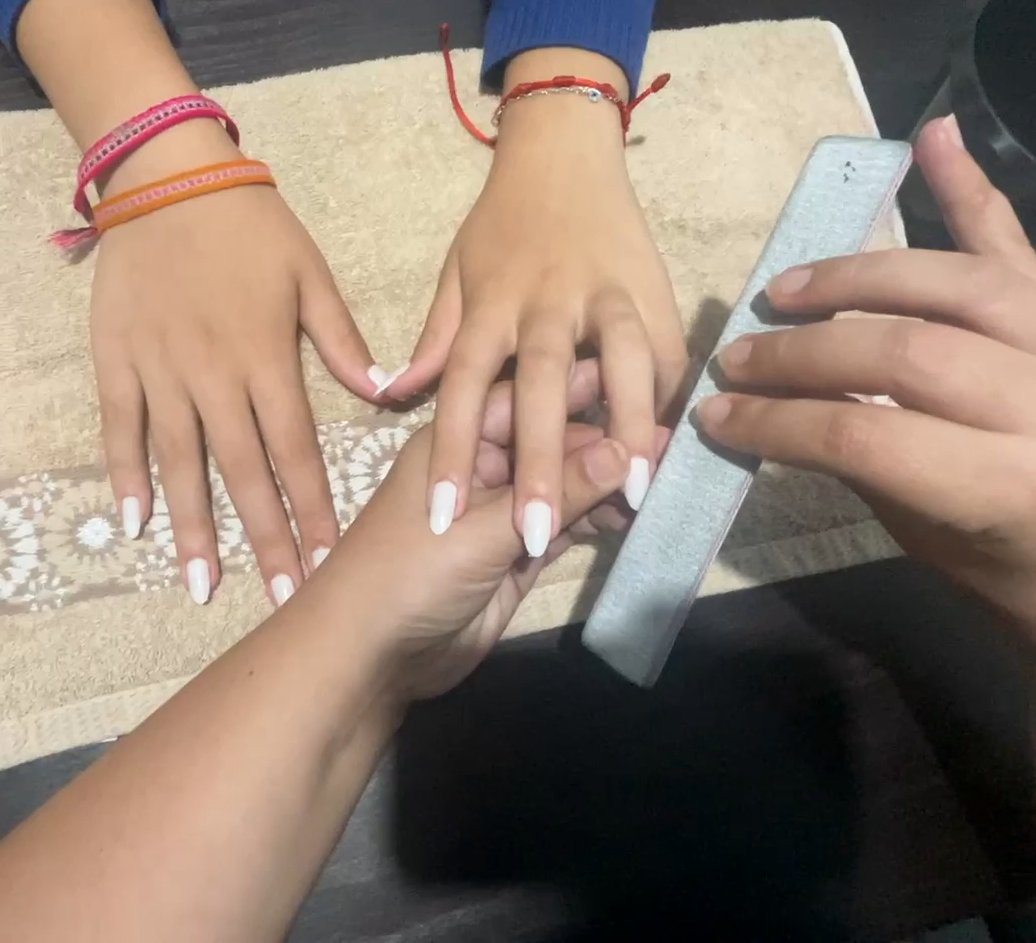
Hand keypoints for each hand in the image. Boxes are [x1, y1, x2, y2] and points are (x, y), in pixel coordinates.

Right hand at [91, 124, 384, 607]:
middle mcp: (215, 377)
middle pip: (243, 471)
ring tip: (201, 583)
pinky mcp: (116, 361)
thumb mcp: (311, 274)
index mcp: (267, 358)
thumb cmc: (251, 226)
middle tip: (278, 595)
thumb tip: (385, 392)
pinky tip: (134, 522)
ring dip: (193, 525)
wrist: (168, 178)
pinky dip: (125, 474)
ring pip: (180, 461)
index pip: (296, 449)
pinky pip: (120, 427)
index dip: (313, 506)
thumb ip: (344, 339)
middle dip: (264, 536)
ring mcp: (160, 372)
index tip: (325, 559)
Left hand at [312, 362, 665, 699]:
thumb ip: (556, 492)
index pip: (524, 400)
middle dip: (603, 445)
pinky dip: (594, 522)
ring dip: (604, 486)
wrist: (371, 656)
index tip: (634, 379)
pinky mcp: (515, 555)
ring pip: (561, 488)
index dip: (577, 390)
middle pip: (550, 445)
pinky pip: (563, 527)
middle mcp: (482, 467)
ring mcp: (500, 513)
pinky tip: (632, 515)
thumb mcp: (484, 529)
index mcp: (457, 438)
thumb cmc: (410, 571)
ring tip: (660, 480)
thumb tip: (626, 451)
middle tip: (665, 441)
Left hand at [385, 48, 686, 559]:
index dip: (449, 451)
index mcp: (490, 303)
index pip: (462, 385)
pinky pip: (659, 352)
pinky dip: (661, 398)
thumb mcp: (456, 276)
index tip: (442, 517)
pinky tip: (660, 446)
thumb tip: (391, 392)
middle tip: (536, 532)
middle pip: (539, 384)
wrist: (566, 151)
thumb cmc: (502, 224)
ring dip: (626, 427)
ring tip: (632, 494)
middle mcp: (545, 301)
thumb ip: (435, 339)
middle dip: (540, 461)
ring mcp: (604, 293)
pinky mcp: (653, 291)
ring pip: (616, 361)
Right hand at [696, 117, 1035, 683]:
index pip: (866, 436)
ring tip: (787, 289)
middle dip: (803, 350)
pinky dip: (972, 190)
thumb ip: (858, 459)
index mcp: (1015, 487)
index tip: (714, 414)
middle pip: (905, 351)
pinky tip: (935, 136)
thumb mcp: (922, 533)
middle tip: (738, 356)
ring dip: (857, 275)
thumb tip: (768, 404)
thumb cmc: (1011, 572)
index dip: (777, 420)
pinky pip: (1019, 251)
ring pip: (955, 285)